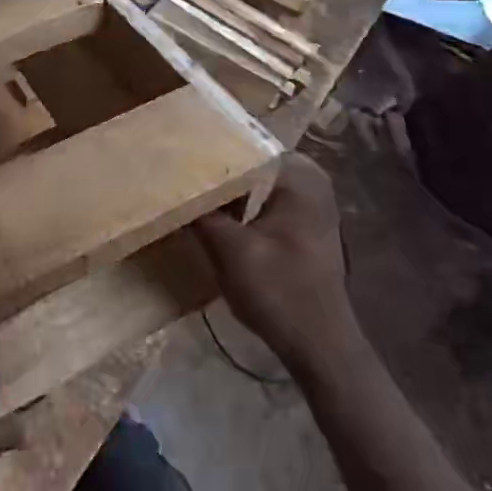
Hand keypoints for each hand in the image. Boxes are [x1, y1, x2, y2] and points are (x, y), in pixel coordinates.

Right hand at [194, 154, 356, 368]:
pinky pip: (266, 198)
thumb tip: (171, 186)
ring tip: (191, 186)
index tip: (179, 150)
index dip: (211, 146)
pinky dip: (242, 202)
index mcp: (300, 177)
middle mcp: (310, 181)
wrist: (320, 347)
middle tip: (180, 167)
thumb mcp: (231, 252)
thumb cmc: (280, 293)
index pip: (247, 143)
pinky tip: (216, 212)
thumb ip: (202, 213)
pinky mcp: (304, 224)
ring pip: (258, 180)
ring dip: (229, 186)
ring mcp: (311, 203)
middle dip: (218, 165)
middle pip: (252, 160)